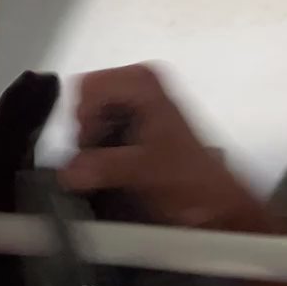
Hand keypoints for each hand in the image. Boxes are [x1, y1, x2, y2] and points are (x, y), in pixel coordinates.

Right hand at [58, 63, 278, 231]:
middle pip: (86, 98)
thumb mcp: (144, 170)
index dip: (84, 118)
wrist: (218, 203)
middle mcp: (142, 85)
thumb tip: (68, 170)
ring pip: (91, 113)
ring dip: (92, 141)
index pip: (88, 85)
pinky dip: (99, 145)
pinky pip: (100, 126)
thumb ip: (103, 168)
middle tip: (99, 156)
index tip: (92, 144)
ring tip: (110, 165)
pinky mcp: (138, 122)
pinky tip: (114, 166)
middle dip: (87, 129)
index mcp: (145, 82)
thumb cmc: (194, 180)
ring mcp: (139, 103)